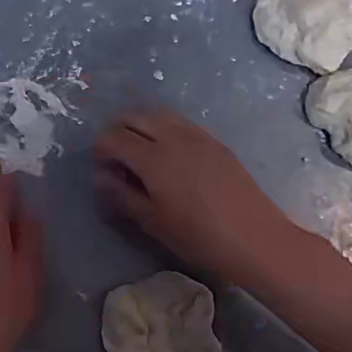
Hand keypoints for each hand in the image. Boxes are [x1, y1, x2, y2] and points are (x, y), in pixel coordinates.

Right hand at [94, 108, 313, 285]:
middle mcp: (173, 138)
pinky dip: (163, 126)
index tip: (97, 162)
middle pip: (135, 116)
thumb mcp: (152, 221)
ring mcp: (197, 136)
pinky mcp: (215, 142)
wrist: (254, 238)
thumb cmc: (197, 236)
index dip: (100, 147)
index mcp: (153, 158)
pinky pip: (180, 122)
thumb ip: (122, 195)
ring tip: (136, 145)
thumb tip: (102, 176)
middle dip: (117, 128)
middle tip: (112, 151)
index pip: (114, 138)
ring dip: (141, 122)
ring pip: (159, 113)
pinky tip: (165, 149)